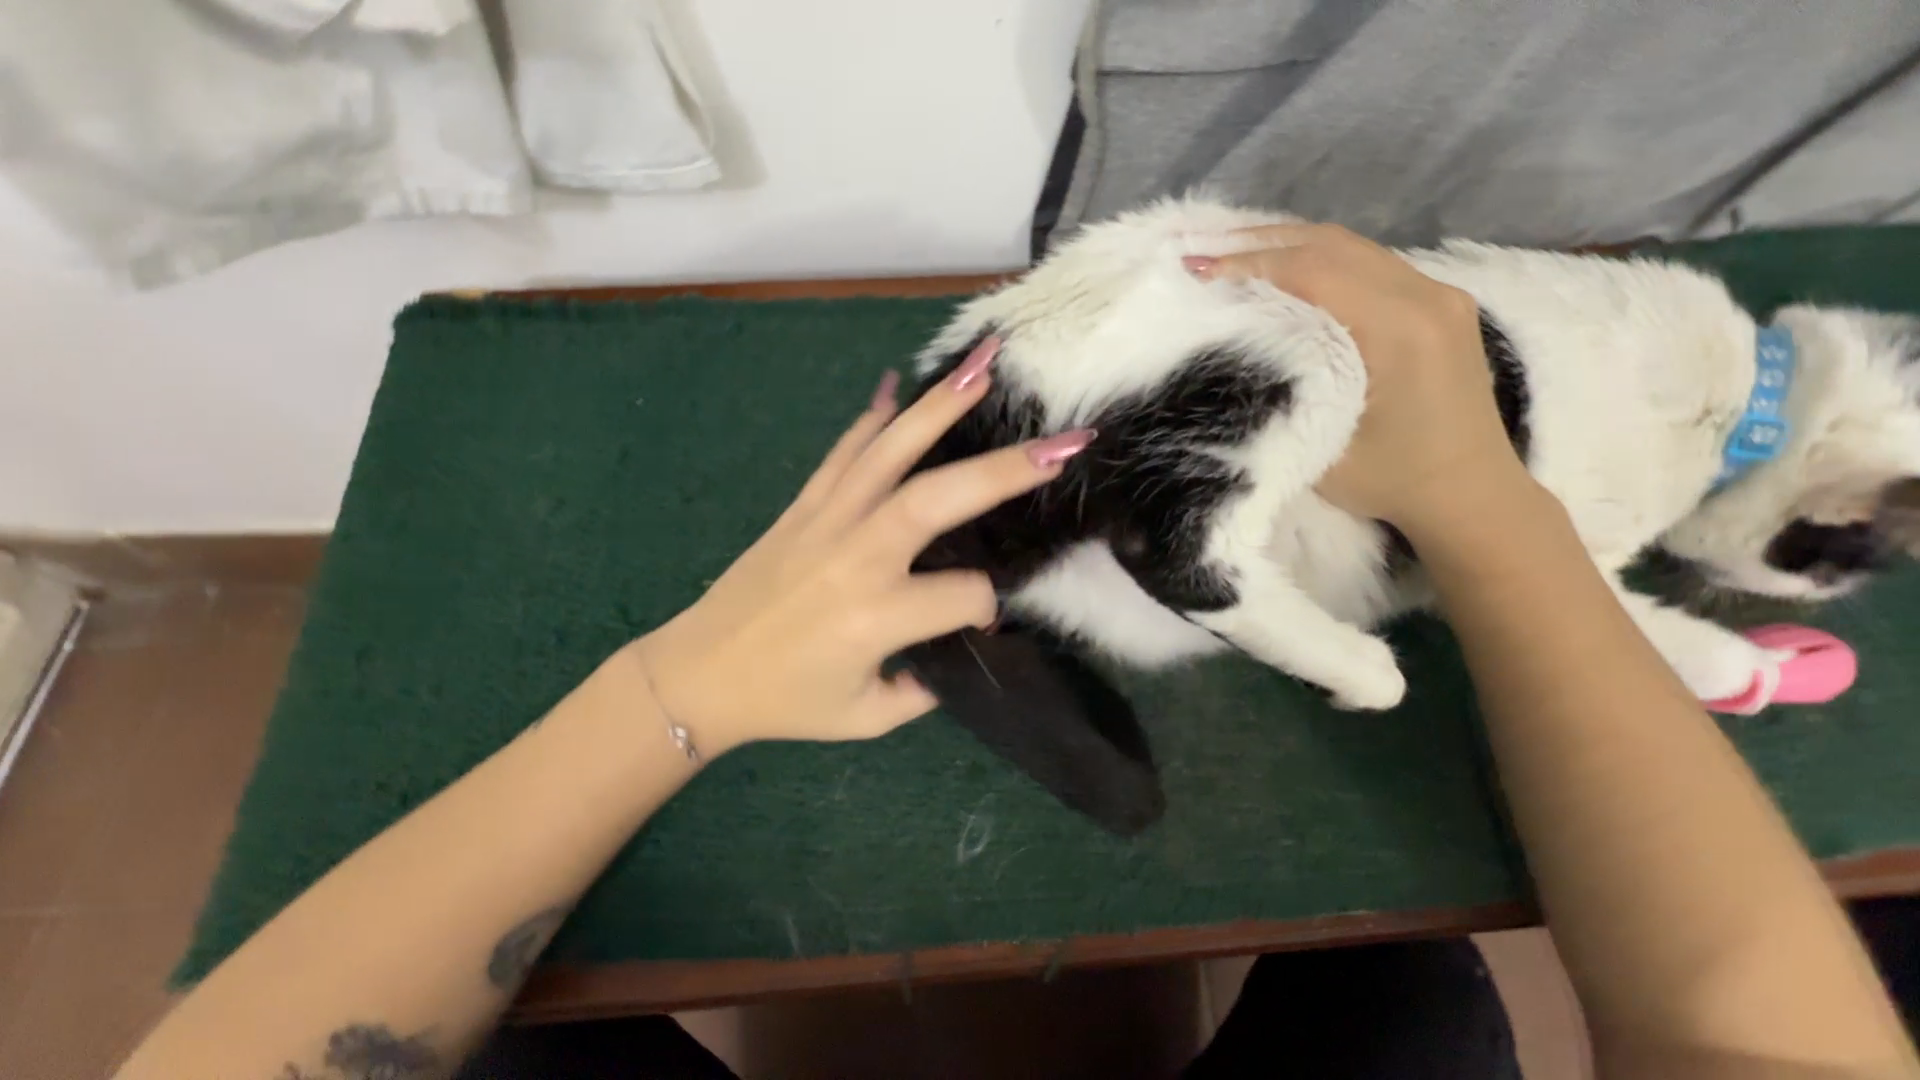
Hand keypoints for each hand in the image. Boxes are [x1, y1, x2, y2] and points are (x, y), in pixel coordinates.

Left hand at [631, 338, 1094, 754]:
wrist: (698, 673)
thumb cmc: (786, 702)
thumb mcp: (866, 717)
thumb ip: (924, 688)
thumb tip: (962, 643)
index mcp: (877, 618)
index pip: (963, 595)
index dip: (985, 608)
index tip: (978, 620)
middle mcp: (856, 558)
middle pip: (939, 500)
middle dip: (1007, 470)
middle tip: (1065, 441)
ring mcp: (826, 521)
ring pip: (889, 453)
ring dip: (941, 407)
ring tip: (986, 364)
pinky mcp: (802, 506)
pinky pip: (843, 452)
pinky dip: (873, 417)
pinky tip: (900, 384)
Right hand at [1187, 224, 1533, 536]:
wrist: (1471, 495)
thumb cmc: (1393, 482)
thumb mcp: (1321, 447)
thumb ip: (1283, 390)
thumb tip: (1233, 349)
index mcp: (1400, 331)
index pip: (1313, 271)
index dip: (1249, 265)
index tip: (1195, 270)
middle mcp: (1427, 297)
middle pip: (1332, 244)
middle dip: (1260, 244)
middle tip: (1201, 250)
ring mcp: (1440, 295)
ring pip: (1352, 247)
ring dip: (1288, 246)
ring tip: (1231, 253)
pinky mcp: (1441, 303)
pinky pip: (1371, 263)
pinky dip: (1320, 259)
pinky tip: (1284, 269)